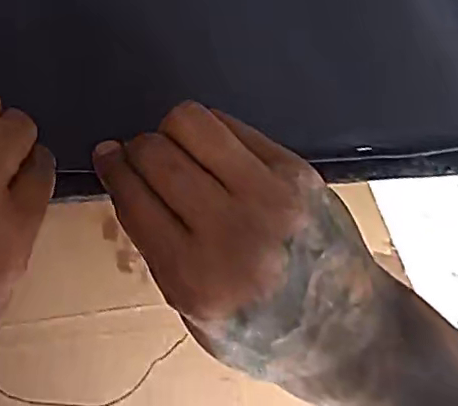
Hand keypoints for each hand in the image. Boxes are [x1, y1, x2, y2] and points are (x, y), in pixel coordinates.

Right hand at [94, 103, 457, 405]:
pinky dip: (210, 129)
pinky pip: (231, 122)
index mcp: (198, 280)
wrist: (352, 335)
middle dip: (137, 147)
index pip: (134, 198)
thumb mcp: (196, 314)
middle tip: (140, 153)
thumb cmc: (265, 332)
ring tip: (176, 147)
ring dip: (171, 128)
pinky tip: (212, 148)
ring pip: (191, 121)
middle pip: (157, 154)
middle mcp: (233, 234)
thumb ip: (157, 249)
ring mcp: (269, 196)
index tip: (105, 153)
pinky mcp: (295, 170)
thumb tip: (124, 178)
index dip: (112, 168)